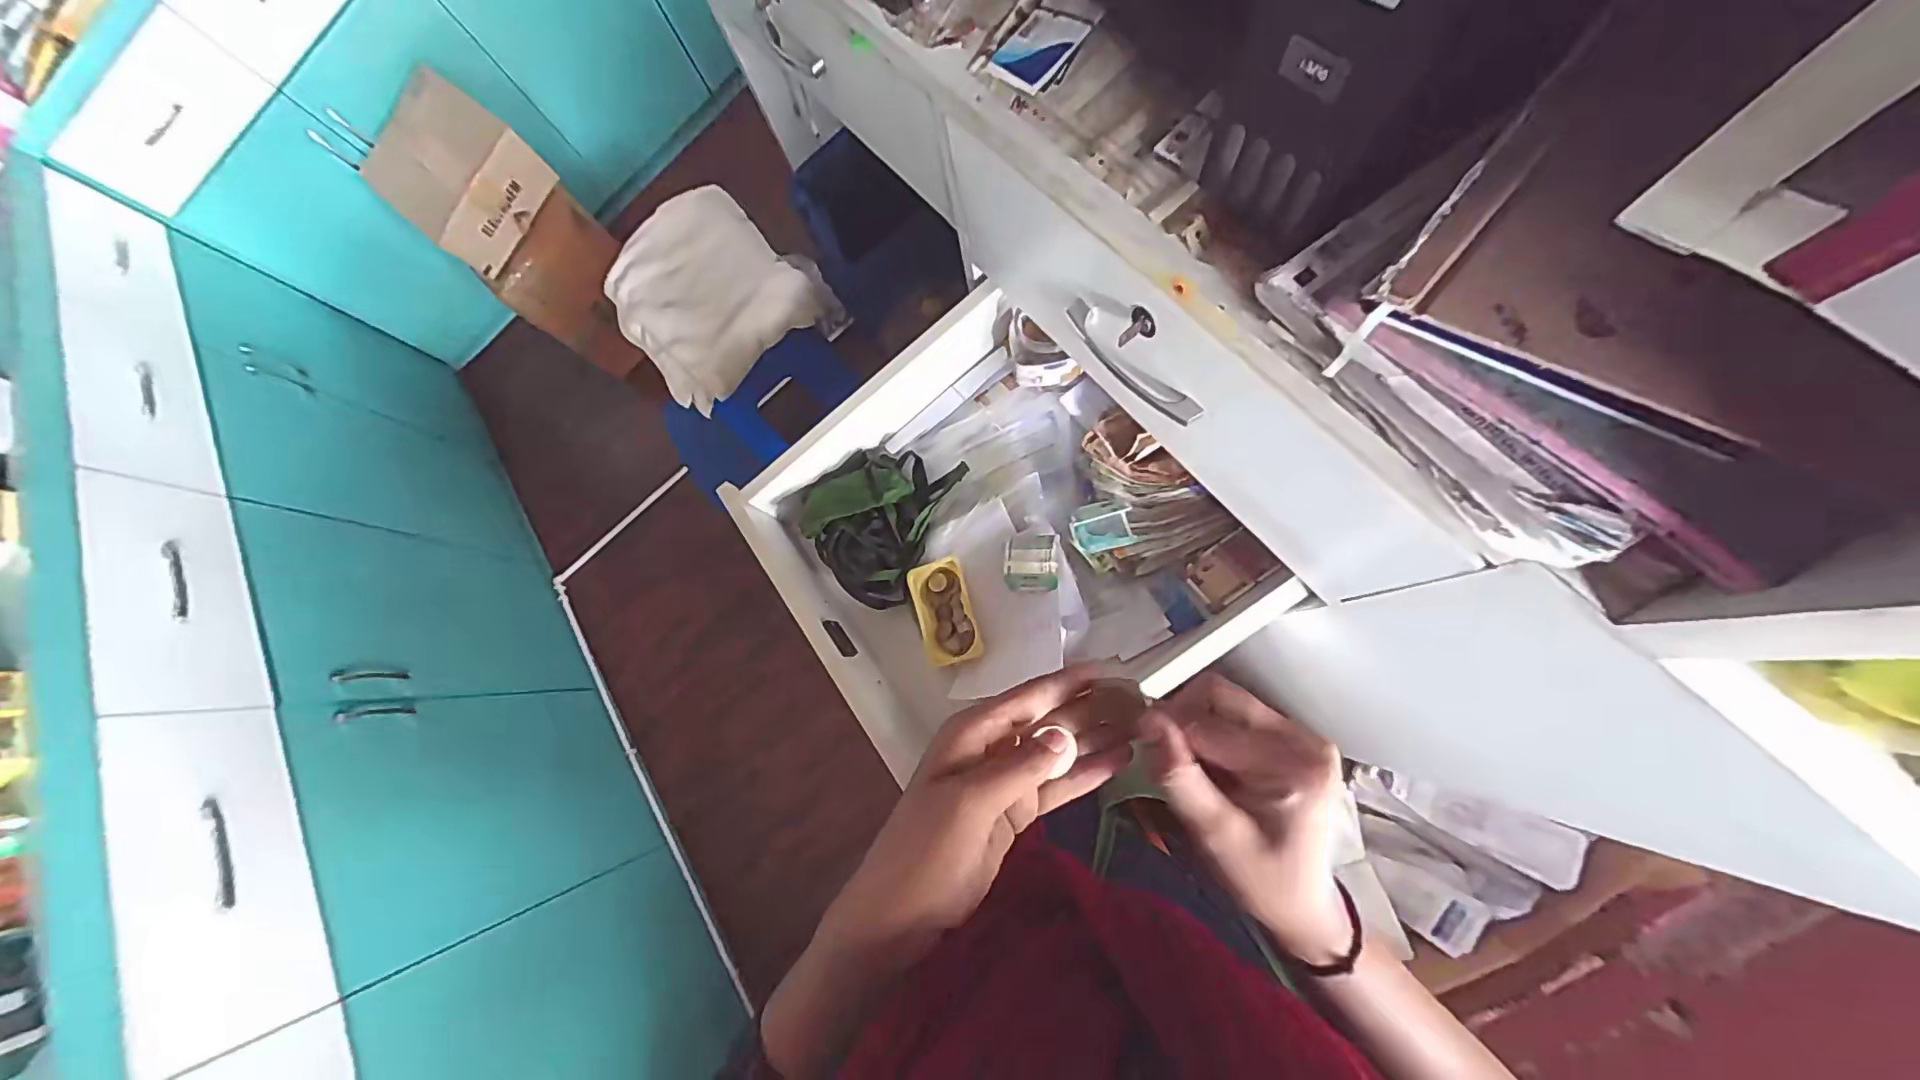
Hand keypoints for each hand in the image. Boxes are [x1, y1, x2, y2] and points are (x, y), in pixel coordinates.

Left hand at [813, 665, 1135, 972]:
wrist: (899, 914)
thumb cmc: (926, 851)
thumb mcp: (970, 803)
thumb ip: (1018, 768)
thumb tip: (1064, 734)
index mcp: (971, 734)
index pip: (1026, 698)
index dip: (1065, 683)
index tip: (1105, 668)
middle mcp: (990, 749)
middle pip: (1046, 721)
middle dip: (1087, 709)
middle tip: (1135, 700)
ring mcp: (1004, 781)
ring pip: (1056, 752)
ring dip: (1092, 740)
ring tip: (1137, 726)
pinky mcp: (1015, 812)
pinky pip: (1055, 787)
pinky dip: (1084, 776)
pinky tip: (1117, 762)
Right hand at [1142, 673, 1351, 963]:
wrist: (1302, 906)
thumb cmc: (1262, 879)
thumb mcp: (1215, 835)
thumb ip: (1180, 777)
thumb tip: (1149, 723)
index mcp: (1295, 763)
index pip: (1209, 723)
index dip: (1166, 728)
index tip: (1140, 742)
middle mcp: (1304, 738)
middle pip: (1219, 696)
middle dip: (1179, 718)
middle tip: (1160, 752)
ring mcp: (1299, 735)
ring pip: (1222, 700)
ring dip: (1192, 723)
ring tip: (1187, 765)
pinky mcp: (1289, 737)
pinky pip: (1233, 714)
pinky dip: (1208, 731)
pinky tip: (1207, 765)